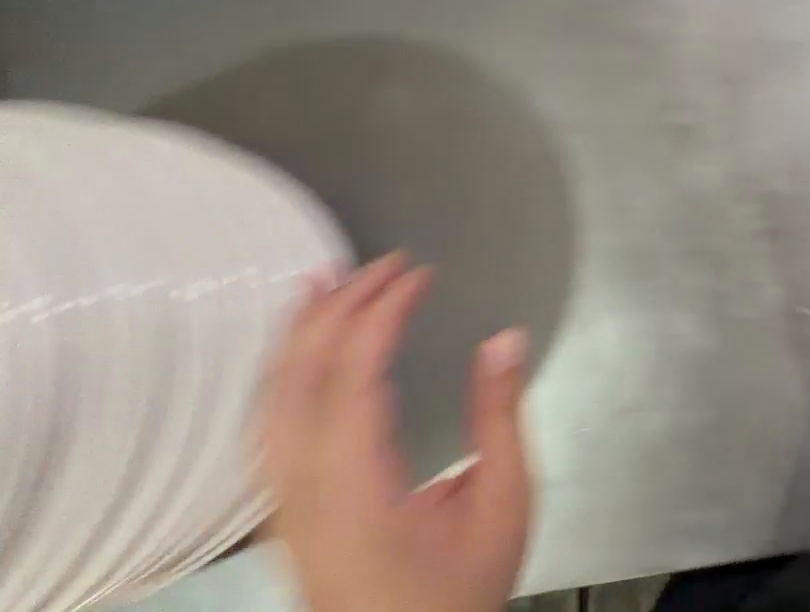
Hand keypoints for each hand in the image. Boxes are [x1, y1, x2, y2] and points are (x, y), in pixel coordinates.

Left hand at [261, 253, 532, 611]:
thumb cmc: (459, 587)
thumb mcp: (505, 498)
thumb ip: (500, 414)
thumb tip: (504, 341)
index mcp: (357, 486)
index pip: (354, 375)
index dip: (382, 312)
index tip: (416, 274)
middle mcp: (304, 493)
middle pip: (298, 381)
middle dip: (336, 310)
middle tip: (379, 265)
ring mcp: (285, 504)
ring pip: (270, 403)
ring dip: (296, 335)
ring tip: (321, 284)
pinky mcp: (287, 510)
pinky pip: (270, 423)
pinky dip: (284, 372)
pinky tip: (301, 353)